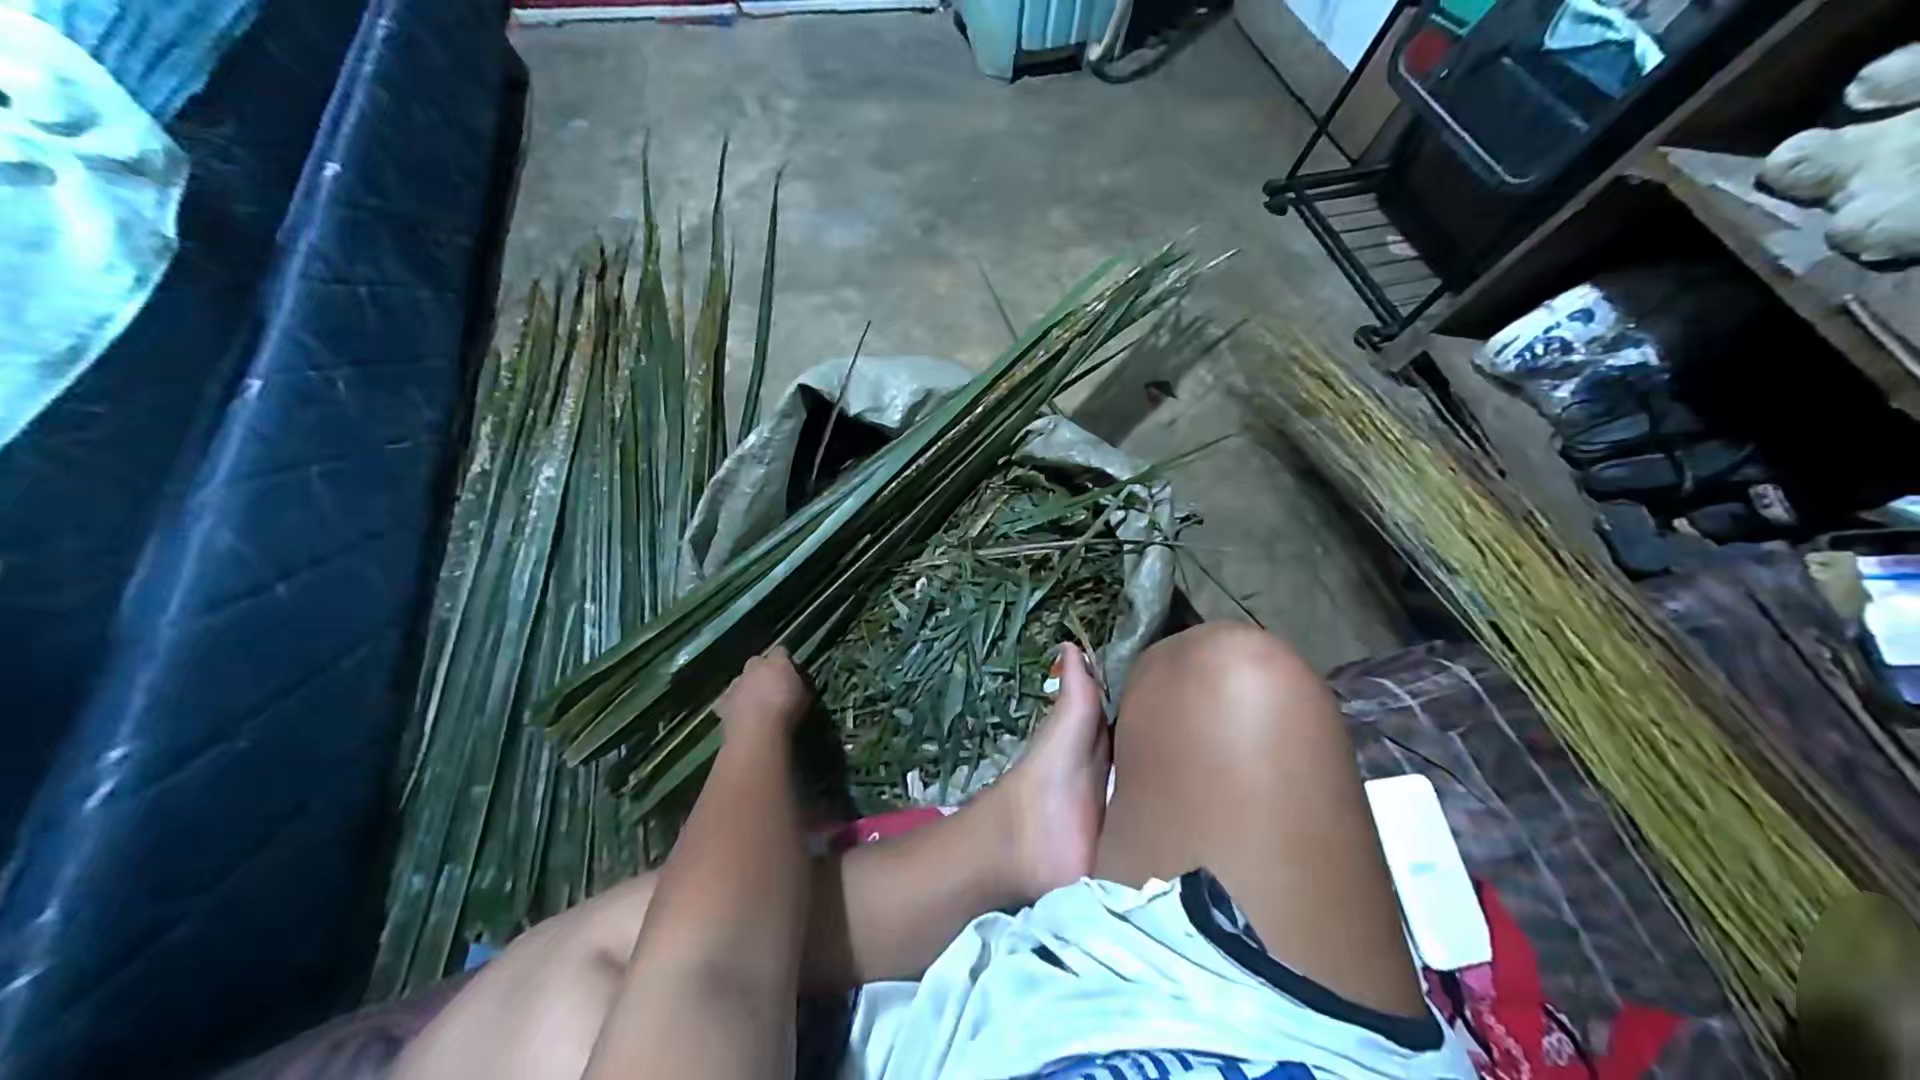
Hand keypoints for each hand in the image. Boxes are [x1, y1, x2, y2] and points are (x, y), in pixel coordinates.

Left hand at [715, 646, 812, 737]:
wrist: (759, 734)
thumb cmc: (789, 713)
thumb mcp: (808, 696)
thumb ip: (803, 682)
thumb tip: (800, 679)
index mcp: (777, 663)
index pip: (781, 651)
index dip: (785, 661)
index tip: (791, 673)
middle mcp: (754, 668)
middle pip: (757, 662)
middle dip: (763, 670)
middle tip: (772, 686)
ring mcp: (736, 684)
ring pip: (741, 679)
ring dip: (747, 686)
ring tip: (755, 703)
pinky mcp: (723, 702)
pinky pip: (727, 698)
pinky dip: (732, 703)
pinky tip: (739, 714)